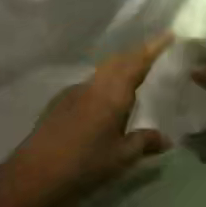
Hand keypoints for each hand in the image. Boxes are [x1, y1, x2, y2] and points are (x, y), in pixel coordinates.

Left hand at [0, 34, 172, 206]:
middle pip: (118, 61)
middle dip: (137, 54)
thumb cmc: (85, 164)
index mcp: (112, 93)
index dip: (153, 48)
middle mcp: (94, 85)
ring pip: (103, 71)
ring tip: (135, 74)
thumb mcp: (121, 158)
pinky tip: (106, 100)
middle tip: (155, 53)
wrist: (37, 172)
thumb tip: (167, 138)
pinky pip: (90, 83)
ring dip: (120, 67)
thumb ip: (144, 142)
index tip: (168, 34)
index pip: (136, 63)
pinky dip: (104, 83)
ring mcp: (74, 90)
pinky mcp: (61, 100)